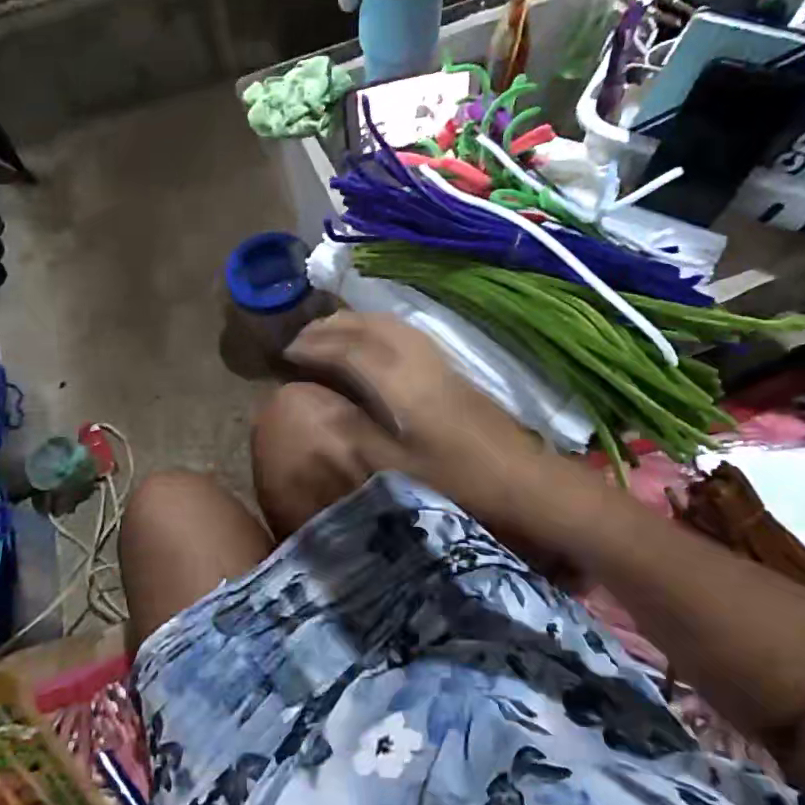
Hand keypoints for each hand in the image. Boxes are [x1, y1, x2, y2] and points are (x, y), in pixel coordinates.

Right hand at [282, 312, 544, 502]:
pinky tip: (372, 349)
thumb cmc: (453, 481)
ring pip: (388, 324)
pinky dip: (376, 330)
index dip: (313, 346)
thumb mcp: (391, 467)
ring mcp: (438, 360)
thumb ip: (347, 430)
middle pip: (367, 325)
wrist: (520, 481)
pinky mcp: (452, 369)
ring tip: (328, 338)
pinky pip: (403, 333)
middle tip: (300, 341)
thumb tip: (309, 401)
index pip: (346, 347)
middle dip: (329, 326)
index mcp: (398, 379)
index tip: (285, 354)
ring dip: (353, 324)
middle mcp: (417, 358)